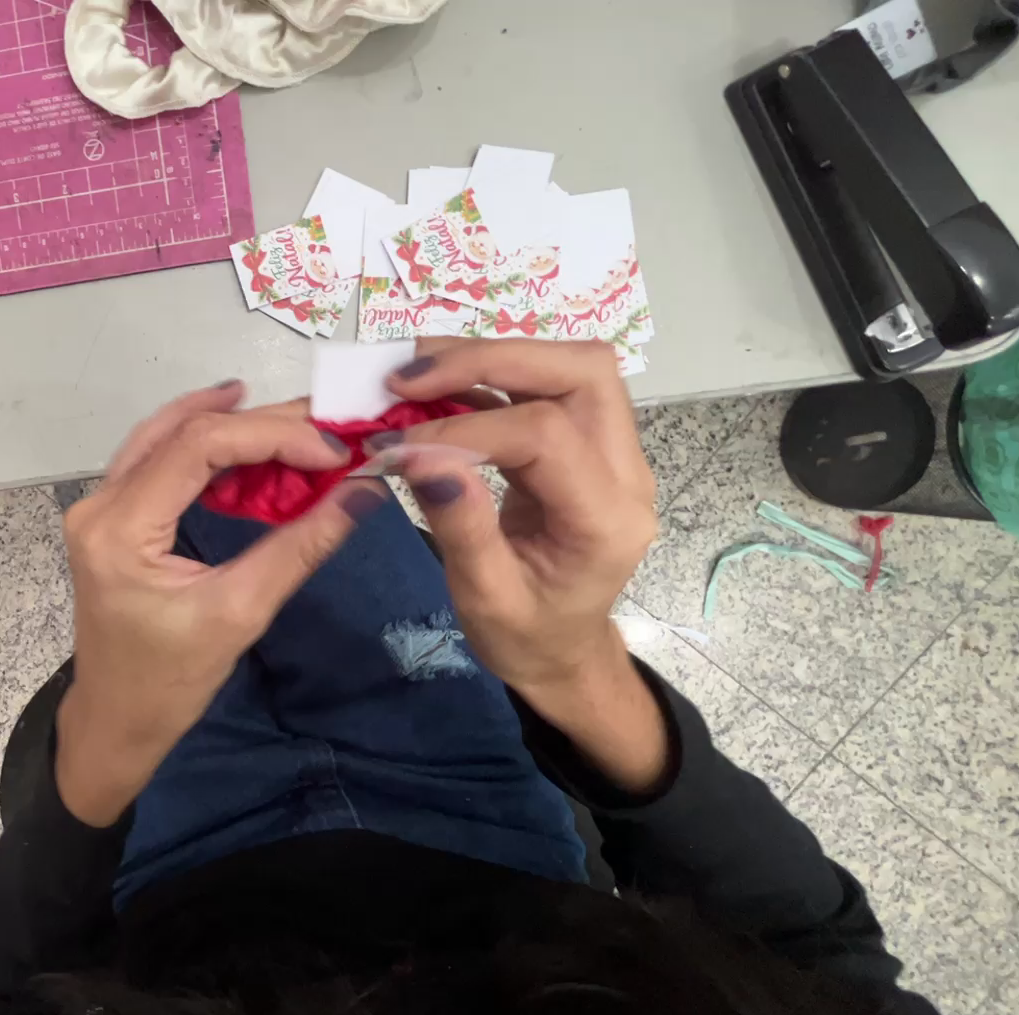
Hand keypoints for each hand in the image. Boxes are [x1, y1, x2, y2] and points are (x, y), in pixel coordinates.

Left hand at [56, 382, 387, 825]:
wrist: (116, 719)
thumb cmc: (171, 682)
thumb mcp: (241, 612)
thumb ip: (301, 545)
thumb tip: (365, 490)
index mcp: (121, 529)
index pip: (198, 447)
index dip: (271, 434)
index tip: (332, 450)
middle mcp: (99, 504)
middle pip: (182, 433)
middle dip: (259, 423)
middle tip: (325, 424)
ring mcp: (98, 508)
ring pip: (165, 436)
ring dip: (228, 425)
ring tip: (293, 423)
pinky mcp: (110, 517)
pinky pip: (156, 459)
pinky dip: (203, 446)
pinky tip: (242, 438)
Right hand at [381, 339, 666, 791]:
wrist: (561, 651)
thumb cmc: (525, 635)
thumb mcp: (484, 596)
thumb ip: (460, 524)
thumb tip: (417, 455)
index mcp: (605, 519)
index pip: (544, 436)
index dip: (464, 430)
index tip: (395, 445)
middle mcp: (623, 471)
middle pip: (579, 371)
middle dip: (490, 359)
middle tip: (408, 375)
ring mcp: (607, 452)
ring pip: (564, 366)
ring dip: (486, 358)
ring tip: (413, 369)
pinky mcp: (578, 446)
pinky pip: (540, 389)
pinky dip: (483, 378)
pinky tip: (433, 386)